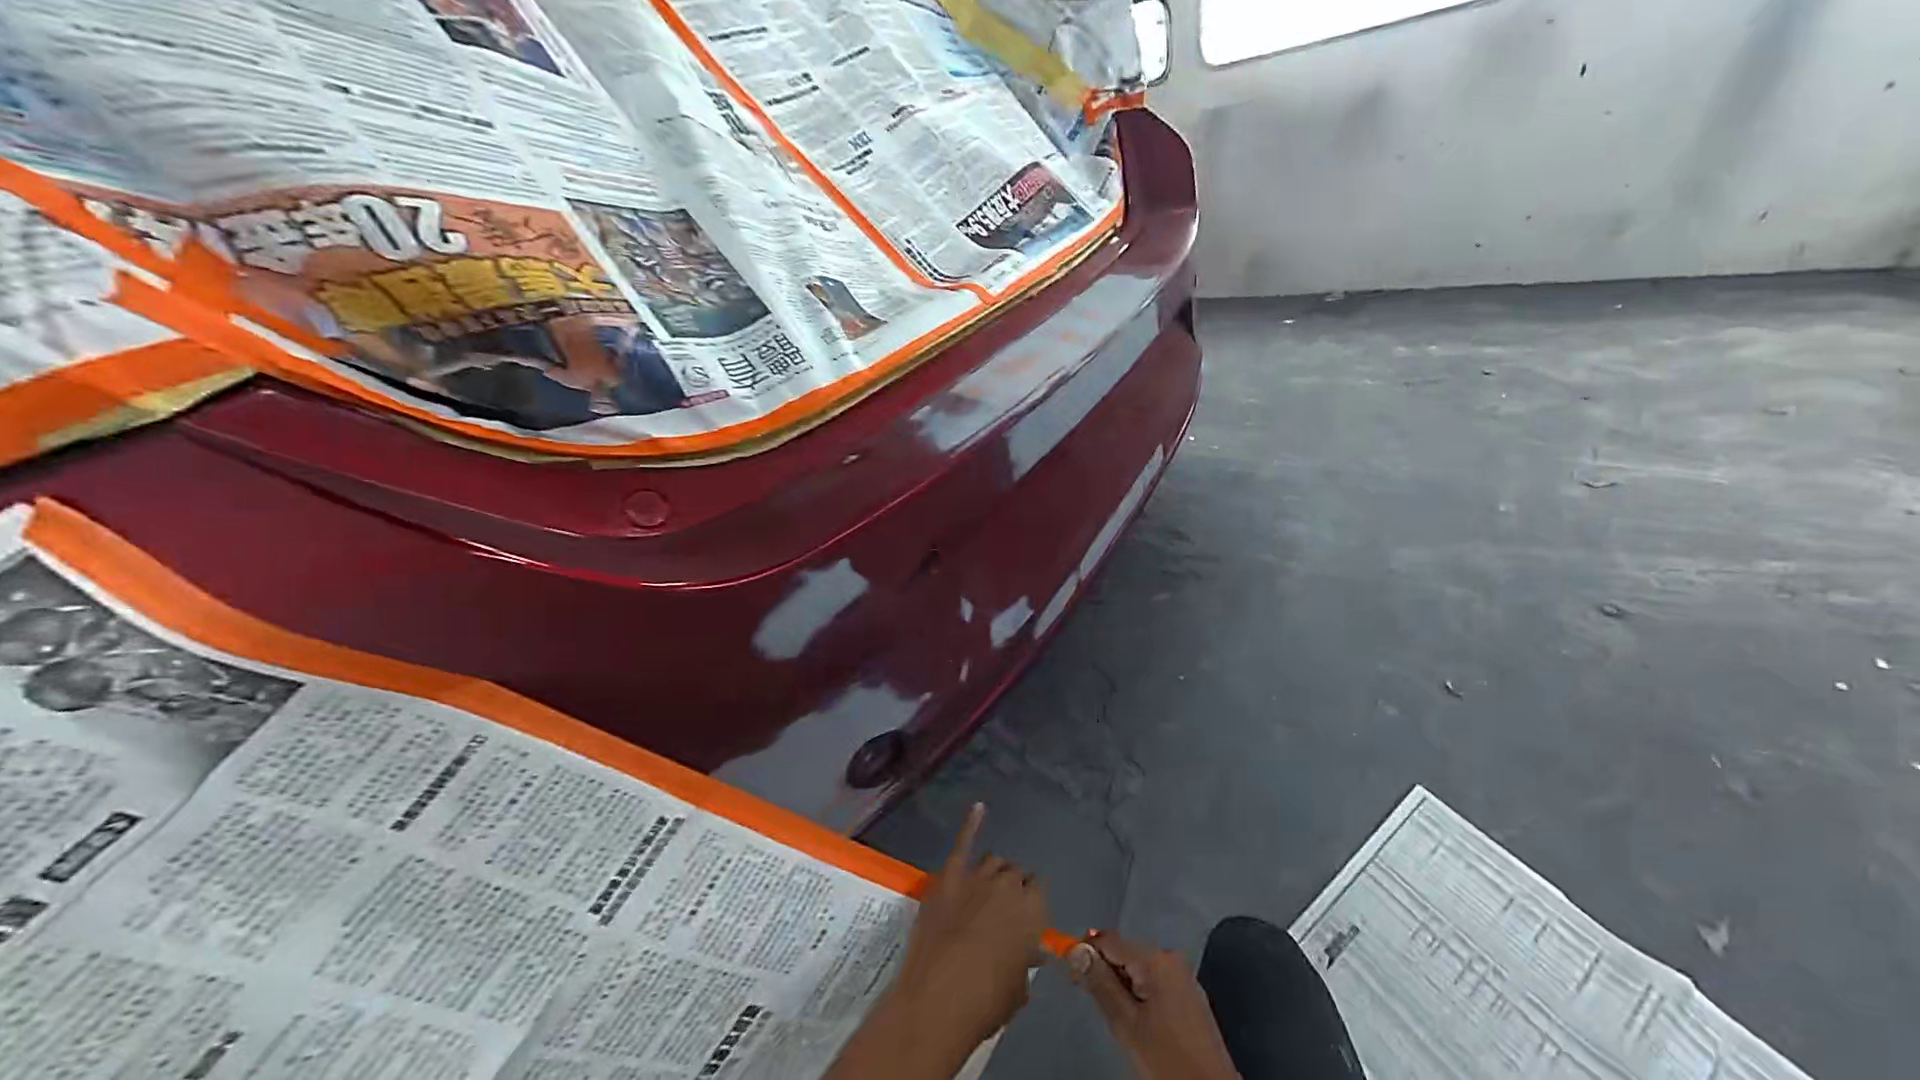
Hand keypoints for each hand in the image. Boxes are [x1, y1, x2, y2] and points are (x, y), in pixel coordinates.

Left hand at [825, 803, 1046, 1079]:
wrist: (936, 1001)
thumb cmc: (986, 1003)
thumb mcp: (1018, 988)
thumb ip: (1025, 961)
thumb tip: (1029, 952)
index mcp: (1034, 911)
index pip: (1039, 891)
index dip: (1032, 904)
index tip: (1025, 918)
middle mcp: (1009, 886)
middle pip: (1016, 874)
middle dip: (1014, 887)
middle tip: (1004, 910)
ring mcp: (976, 877)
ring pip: (993, 862)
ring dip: (995, 872)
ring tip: (989, 889)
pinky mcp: (947, 877)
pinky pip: (963, 844)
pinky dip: (971, 824)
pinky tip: (979, 806)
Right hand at [1069, 932, 1240, 1079]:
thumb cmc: (1166, 1060)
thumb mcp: (1126, 1024)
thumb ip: (1100, 983)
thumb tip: (1075, 950)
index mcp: (1156, 961)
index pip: (1109, 940)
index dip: (1085, 951)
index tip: (1068, 971)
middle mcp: (1171, 958)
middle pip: (1124, 951)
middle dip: (1102, 969)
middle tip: (1087, 995)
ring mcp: (1183, 976)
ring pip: (1137, 967)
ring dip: (1119, 982)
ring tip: (1112, 1012)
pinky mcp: (1188, 994)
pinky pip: (1153, 980)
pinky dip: (1137, 991)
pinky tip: (1134, 1017)